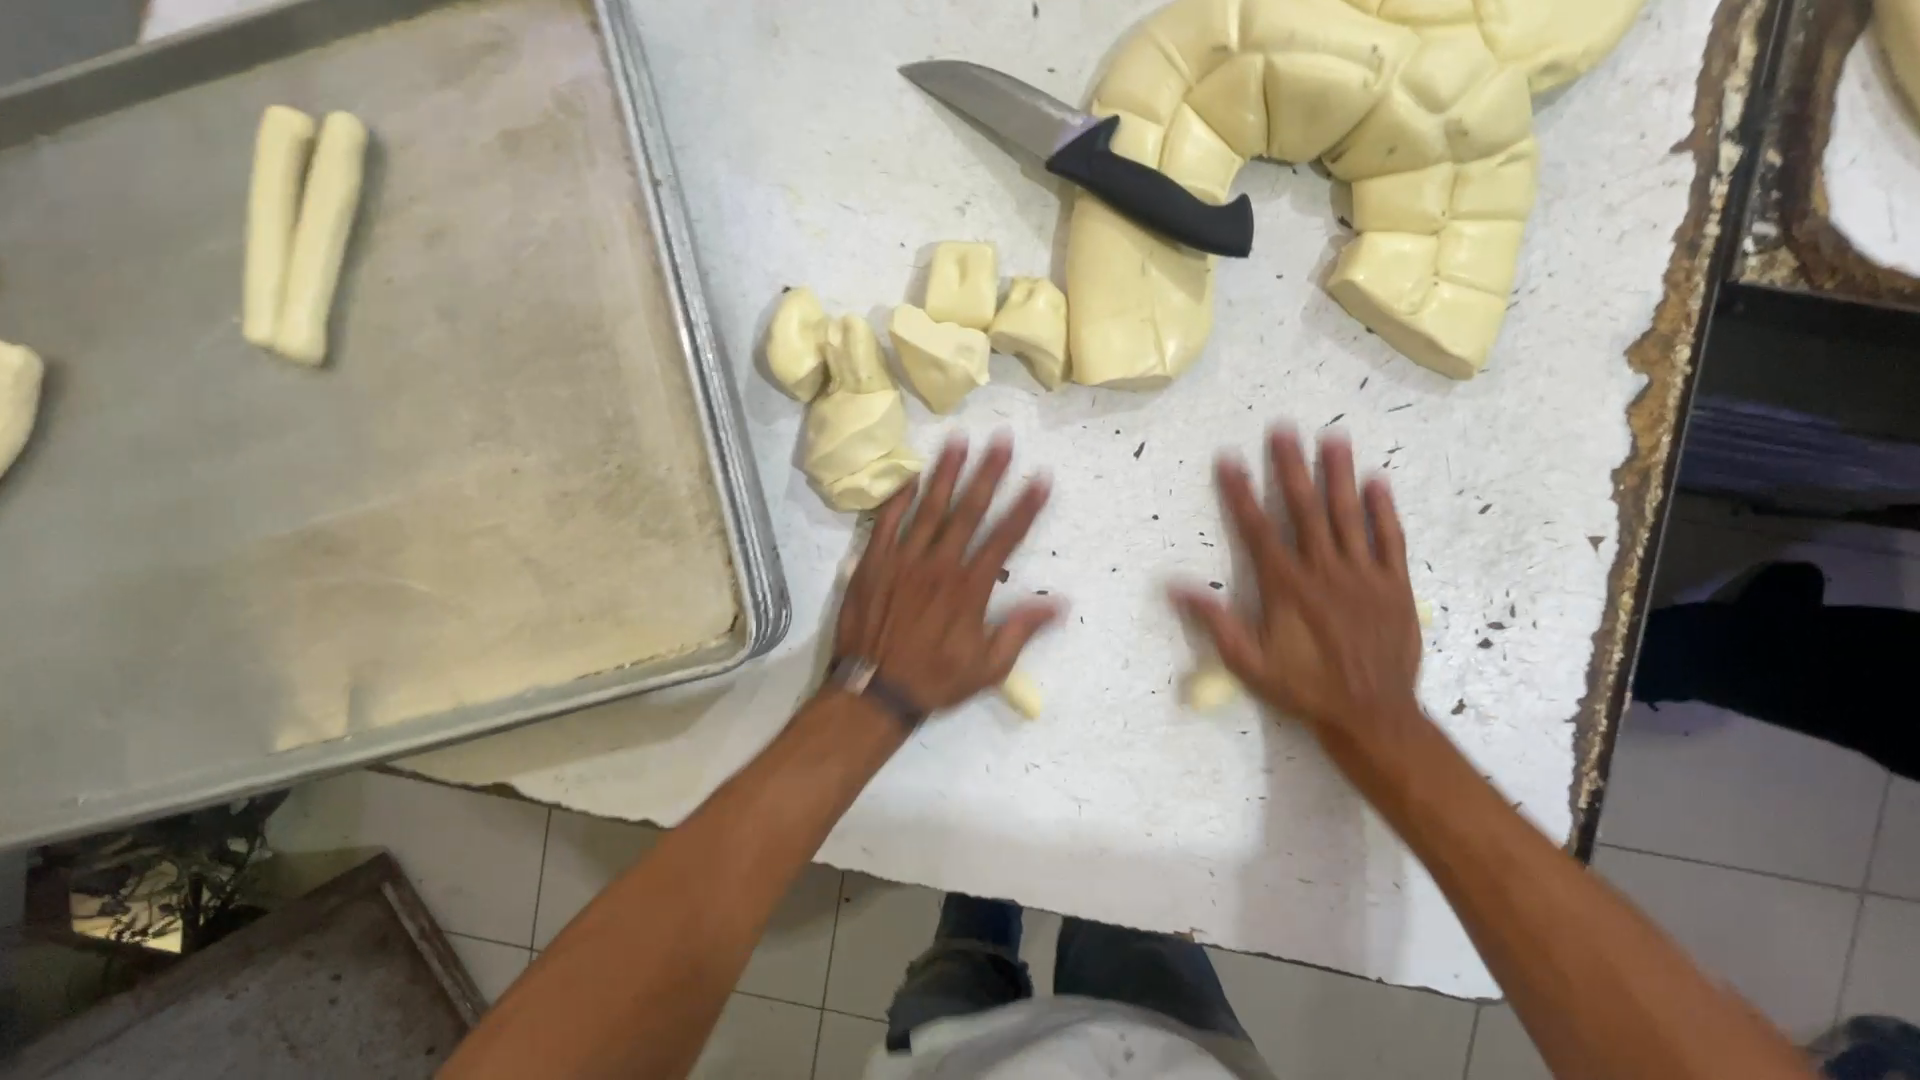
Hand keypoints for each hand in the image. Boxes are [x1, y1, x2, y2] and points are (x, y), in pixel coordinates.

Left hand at [835, 435, 1062, 712]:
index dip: (1025, 506)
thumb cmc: (935, 680)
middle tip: (1001, 439)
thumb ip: (1020, 629)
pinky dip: (899, 497)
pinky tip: (910, 475)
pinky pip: (886, 522)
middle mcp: (939, 564)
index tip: (1041, 478)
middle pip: (969, 510)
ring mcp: (903, 560)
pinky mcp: (873, 562)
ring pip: (929, 507)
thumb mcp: (988, 666)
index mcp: (970, 587)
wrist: (874, 691)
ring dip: (946, 472)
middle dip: (989, 472)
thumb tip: (1058, 604)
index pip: (1005, 537)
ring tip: (959, 439)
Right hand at [1171, 428, 1422, 744]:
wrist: (1372, 713)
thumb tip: (1175, 586)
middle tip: (1284, 429)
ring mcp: (1364, 575)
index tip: (1229, 459)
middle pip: (1305, 509)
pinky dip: (1383, 511)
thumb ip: (1216, 622)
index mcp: (1286, 587)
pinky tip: (1377, 483)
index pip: (1258, 530)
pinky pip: (1390, 540)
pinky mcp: (1395, 585)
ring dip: (1338, 475)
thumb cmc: (1304, 688)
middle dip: (1291, 467)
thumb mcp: (1249, 664)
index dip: (1241, 493)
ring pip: (1349, 515)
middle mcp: (1324, 570)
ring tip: (1333, 437)